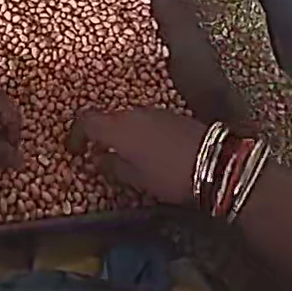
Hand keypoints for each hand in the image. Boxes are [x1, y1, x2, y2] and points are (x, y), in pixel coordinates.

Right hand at [70, 107, 210, 205]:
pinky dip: (139, 133)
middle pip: (106, 118)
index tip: (74, 150)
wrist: (217, 162)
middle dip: (100, 136)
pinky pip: (145, 121)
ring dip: (121, 134)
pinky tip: (150, 152)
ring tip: (126, 157)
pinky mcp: (171, 114)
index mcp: (116, 128)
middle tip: (99, 157)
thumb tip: (99, 159)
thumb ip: (112, 167)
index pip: (85, 121)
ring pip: (127, 119)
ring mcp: (153, 111)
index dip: (75, 134)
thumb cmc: (169, 174)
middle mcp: (132, 113)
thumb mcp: (136, 179)